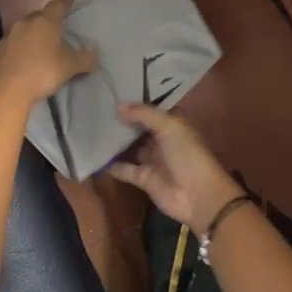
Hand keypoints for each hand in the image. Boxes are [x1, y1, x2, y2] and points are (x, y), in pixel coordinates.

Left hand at [0, 0, 97, 106]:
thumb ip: (85, 58)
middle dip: (49, 20)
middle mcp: (25, 22)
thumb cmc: (42, 72)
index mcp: (44, 21)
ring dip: (33, 34)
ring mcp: (9, 35)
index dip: (66, 3)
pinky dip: (21, 47)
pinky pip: (13, 43)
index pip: (58, 4)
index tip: (73, 6)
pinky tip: (25, 59)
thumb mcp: (69, 67)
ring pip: (25, 29)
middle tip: (59, 30)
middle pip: (40, 15)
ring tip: (42, 46)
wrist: (6, 91)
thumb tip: (95, 53)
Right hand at [108, 104, 244, 232]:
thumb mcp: (169, 127)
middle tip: (99, 111)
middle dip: (123, 122)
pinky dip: (113, 166)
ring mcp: (153, 161)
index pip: (151, 112)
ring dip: (117, 143)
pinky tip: (97, 157)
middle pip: (139, 130)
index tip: (113, 96)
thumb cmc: (187, 154)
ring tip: (94, 130)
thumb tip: (119, 106)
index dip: (136, 105)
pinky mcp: (144, 179)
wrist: (197, 195)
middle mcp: (162, 141)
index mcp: (173, 126)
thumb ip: (144, 114)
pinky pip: (126, 170)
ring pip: (131, 148)